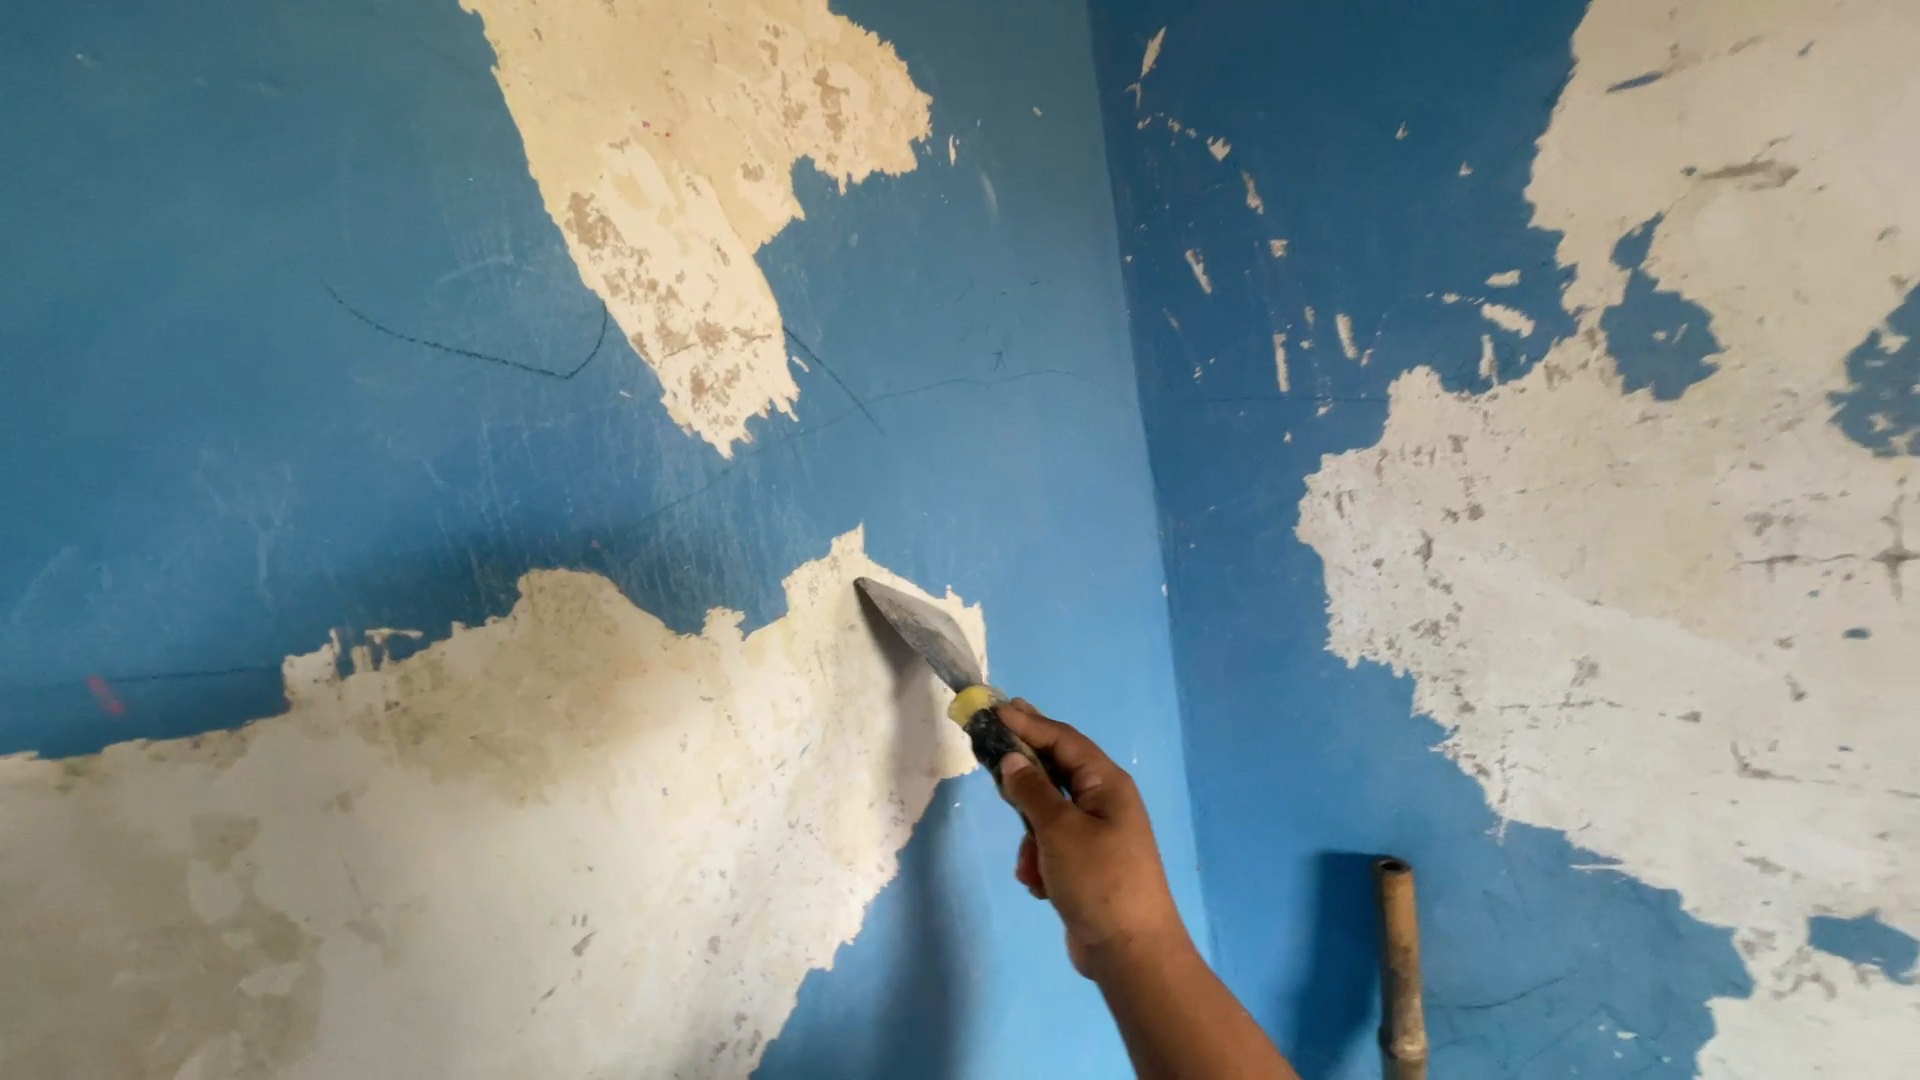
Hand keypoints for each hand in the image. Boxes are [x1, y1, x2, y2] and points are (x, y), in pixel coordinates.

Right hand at [995, 699, 1191, 979]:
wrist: (1130, 954)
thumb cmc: (1098, 880)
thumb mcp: (1059, 830)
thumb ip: (1032, 790)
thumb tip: (1012, 759)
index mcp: (1107, 783)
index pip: (1063, 740)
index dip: (1029, 722)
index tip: (996, 709)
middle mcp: (1104, 801)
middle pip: (1057, 768)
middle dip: (1025, 763)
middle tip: (992, 735)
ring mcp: (1096, 833)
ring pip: (1048, 811)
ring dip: (1030, 833)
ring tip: (1029, 860)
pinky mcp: (1085, 863)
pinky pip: (1051, 844)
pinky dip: (1039, 859)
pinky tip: (1036, 883)